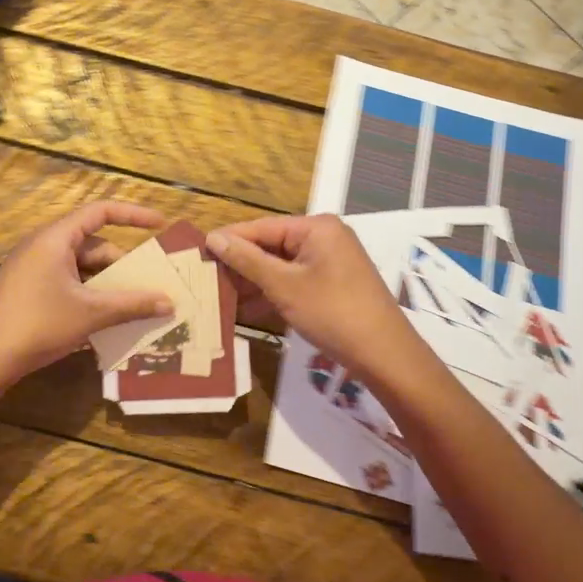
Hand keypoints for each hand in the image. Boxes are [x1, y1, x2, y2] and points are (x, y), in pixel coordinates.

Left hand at [0, 201, 175, 395]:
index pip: (101, 211)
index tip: (160, 225)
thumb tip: (169, 302)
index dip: (133, 214)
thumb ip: (131, 305)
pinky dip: (88, 297)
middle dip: (122, 265)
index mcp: (55, 238)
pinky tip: (105, 323)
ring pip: (80, 269)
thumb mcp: (90, 314)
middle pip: (93, 245)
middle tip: (151, 286)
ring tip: (134, 308)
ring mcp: (31, 270)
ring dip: (107, 285)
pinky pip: (66, 285)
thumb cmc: (37, 324)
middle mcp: (42, 247)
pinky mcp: (26, 293)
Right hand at [208, 214, 431, 388]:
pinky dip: (273, 294)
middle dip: (241, 264)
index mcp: (316, 227)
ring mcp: (331, 262)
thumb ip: (247, 260)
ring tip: (219, 296)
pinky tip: (247, 311)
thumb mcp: (284, 286)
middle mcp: (324, 238)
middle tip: (206, 278)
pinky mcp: (333, 285)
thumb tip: (214, 238)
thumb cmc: (332, 312)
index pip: (261, 227)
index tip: (197, 251)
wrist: (384, 354)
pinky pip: (295, 282)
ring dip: (254, 282)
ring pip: (281, 266)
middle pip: (271, 245)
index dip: (229, 240)